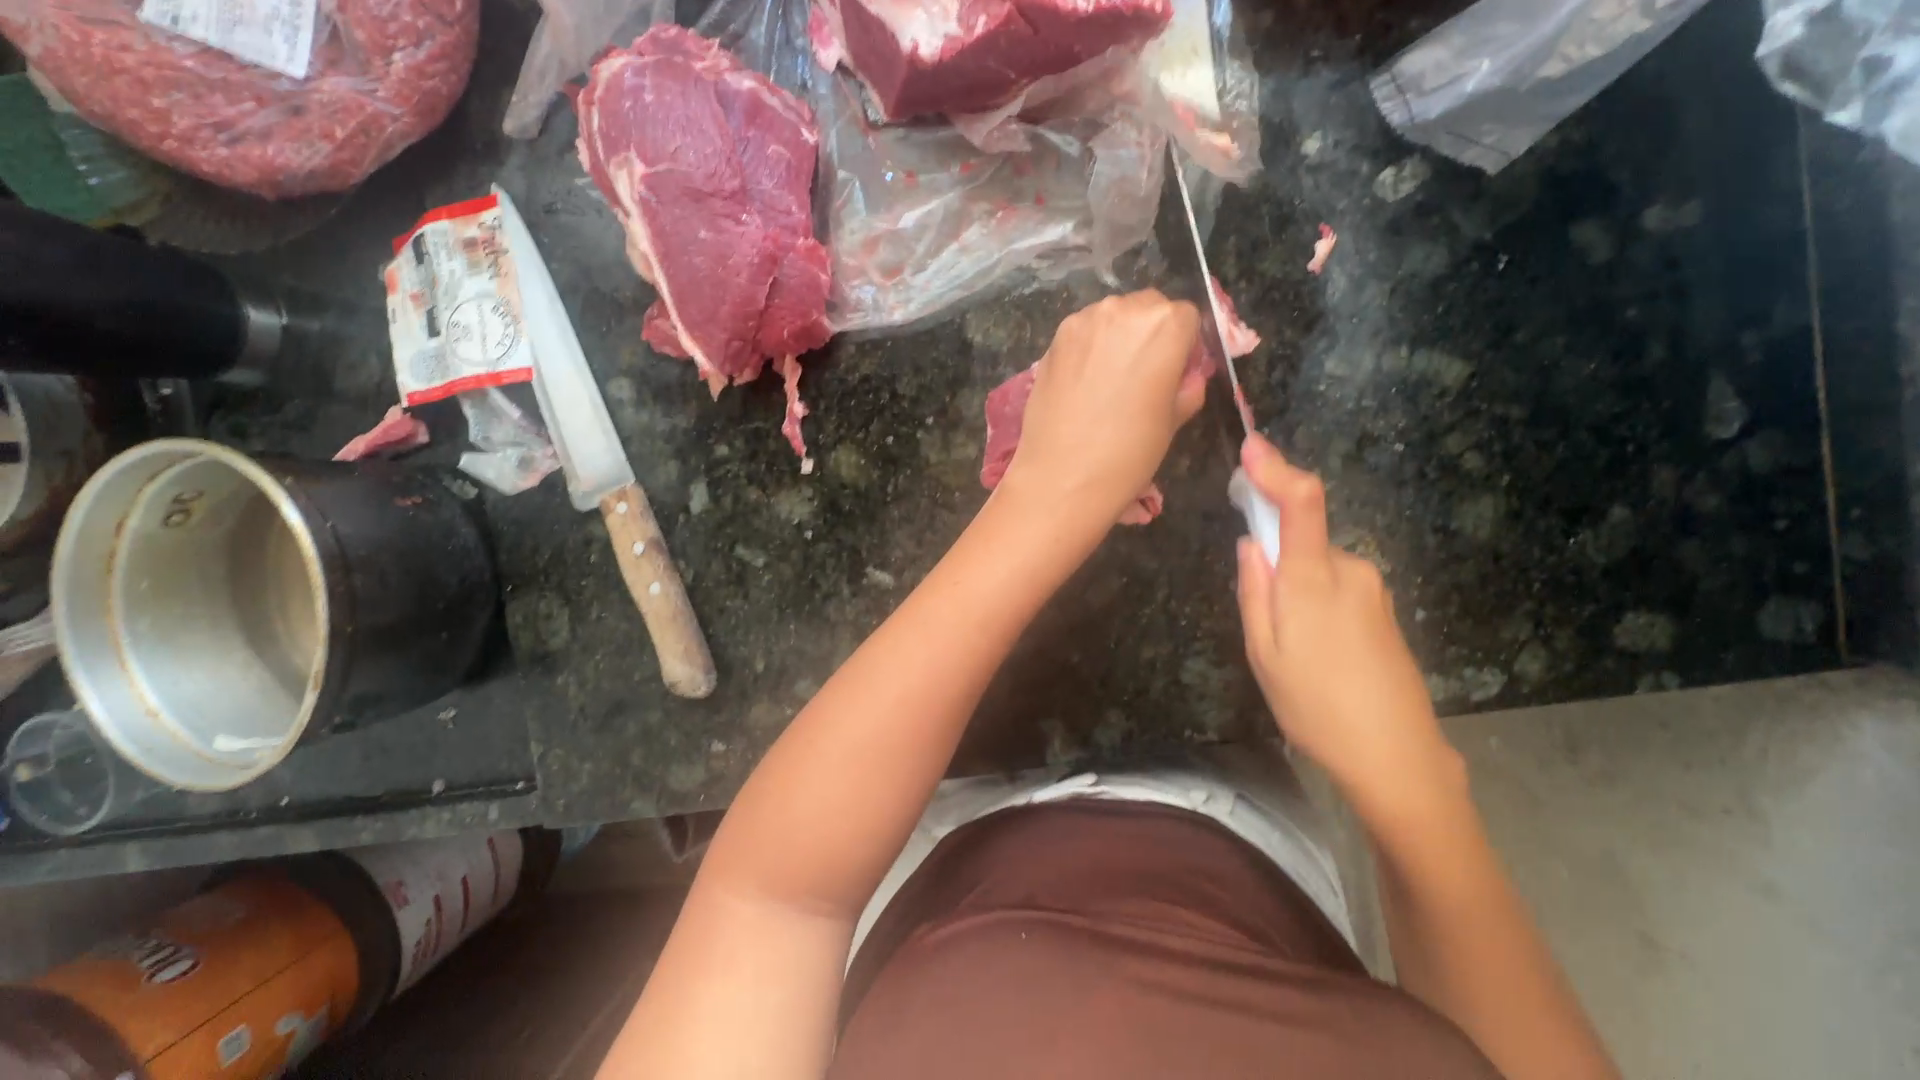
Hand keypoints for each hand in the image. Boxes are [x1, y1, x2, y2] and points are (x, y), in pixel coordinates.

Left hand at [1000, 290, 1205, 526]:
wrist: (1062, 477)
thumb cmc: (1128, 452)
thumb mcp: (1173, 420)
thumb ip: (1188, 386)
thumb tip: (1189, 374)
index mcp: (1164, 325)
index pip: (1187, 316)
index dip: (1186, 343)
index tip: (1179, 372)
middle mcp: (1122, 310)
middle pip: (1149, 307)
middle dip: (1153, 333)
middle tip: (1147, 375)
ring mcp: (1082, 321)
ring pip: (1113, 315)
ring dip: (1120, 336)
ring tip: (1113, 380)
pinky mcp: (1053, 339)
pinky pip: (1084, 332)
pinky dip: (1091, 347)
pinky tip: (1086, 383)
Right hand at [1234, 435, 1464, 822]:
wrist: (1395, 755)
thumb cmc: (1315, 707)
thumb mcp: (1263, 654)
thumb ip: (1253, 591)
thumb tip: (1251, 543)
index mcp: (1314, 579)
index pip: (1302, 501)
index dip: (1277, 468)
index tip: (1251, 446)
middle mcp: (1351, 571)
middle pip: (1304, 539)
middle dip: (1276, 560)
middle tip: (1262, 622)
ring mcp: (1374, 589)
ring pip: (1318, 568)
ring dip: (1296, 591)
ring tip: (1293, 654)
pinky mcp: (1385, 610)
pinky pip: (1338, 588)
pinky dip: (1317, 605)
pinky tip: (1320, 658)